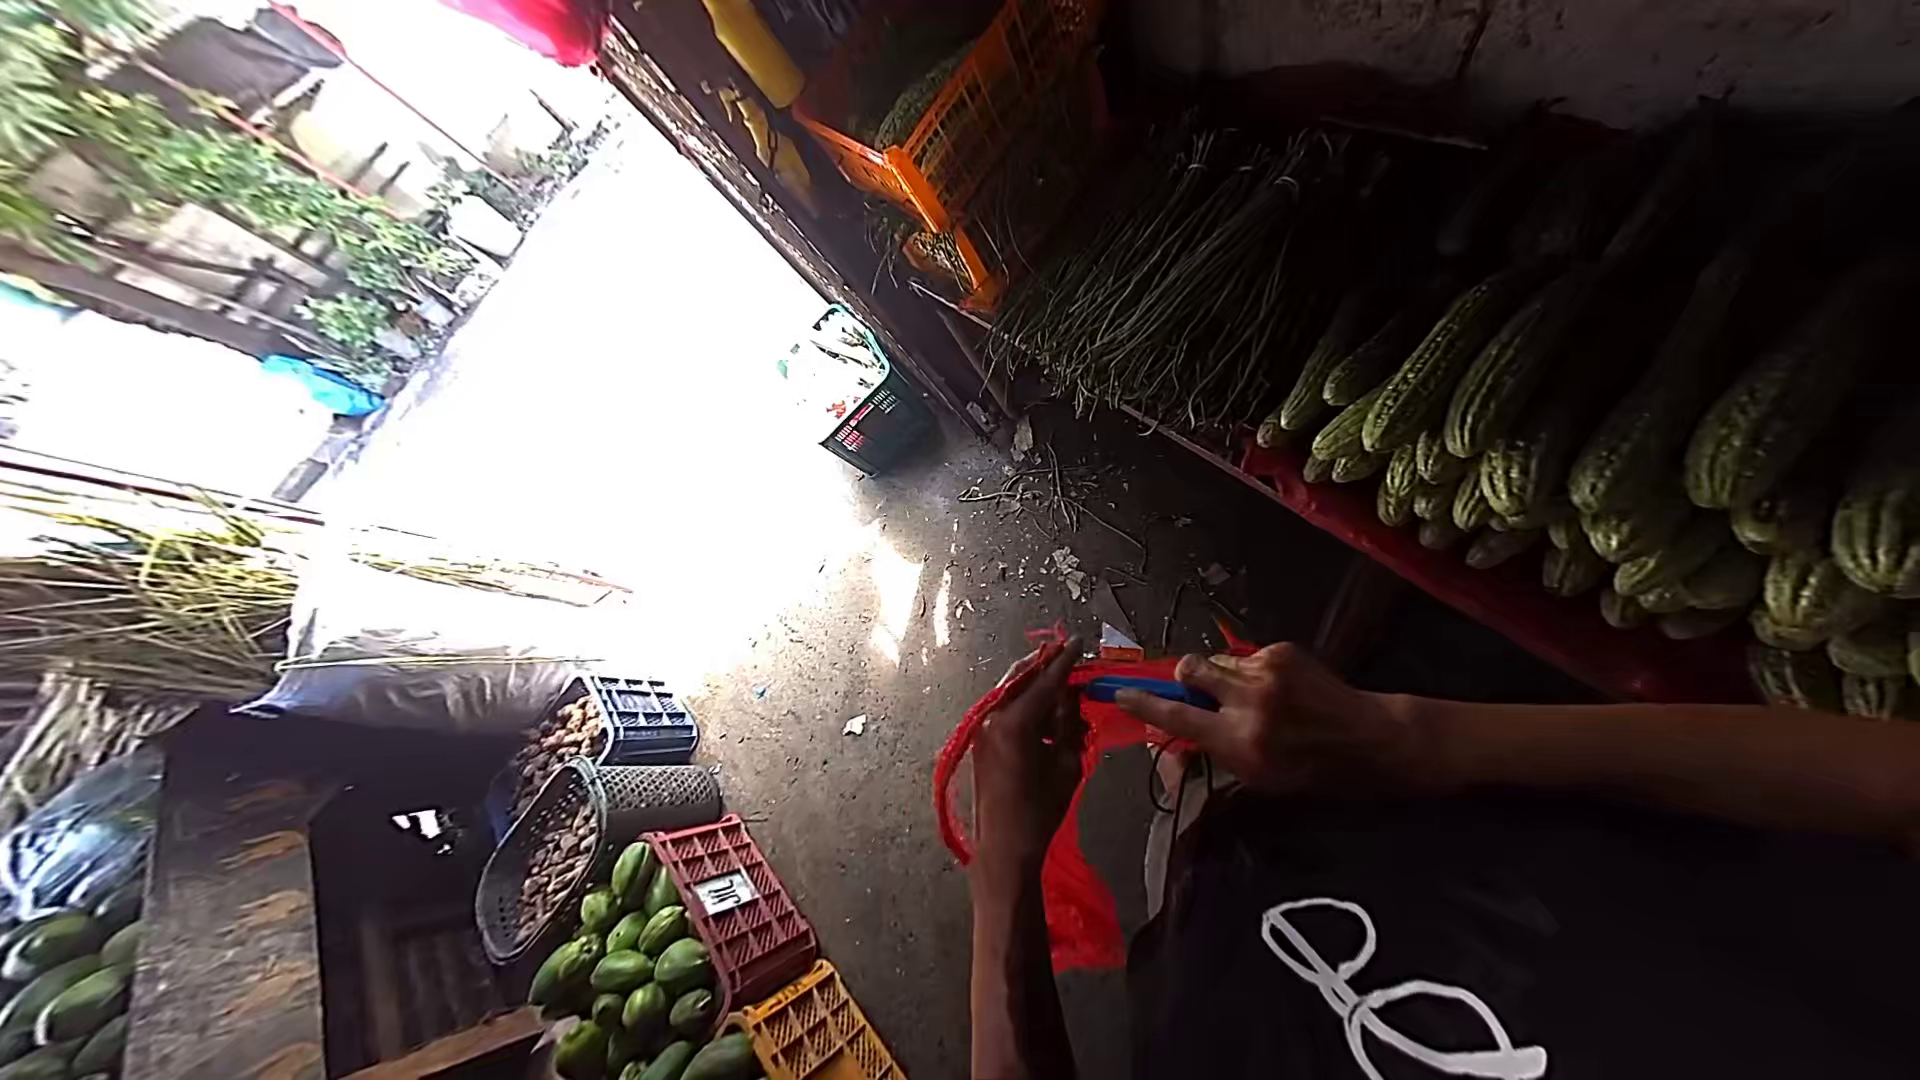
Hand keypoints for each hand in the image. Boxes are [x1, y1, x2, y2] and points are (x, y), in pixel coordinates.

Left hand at [971, 640, 1086, 883]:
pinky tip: (1044, 711)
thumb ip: (1068, 723)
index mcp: (1014, 722)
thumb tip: (1070, 694)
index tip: (1078, 641)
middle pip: (1022, 677)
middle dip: (1047, 665)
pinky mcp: (980, 736)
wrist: (1003, 847)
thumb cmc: (1040, 812)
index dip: (1065, 660)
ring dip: (1036, 685)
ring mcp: (982, 725)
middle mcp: (993, 716)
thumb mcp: (1067, 765)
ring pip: (1013, 690)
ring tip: (1063, 689)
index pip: (1045, 680)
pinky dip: (1025, 702)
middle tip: (1070, 657)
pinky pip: (1006, 706)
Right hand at [1114, 643, 1428, 795]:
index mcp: (1241, 742)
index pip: (1176, 718)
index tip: (1120, 694)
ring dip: (1219, 676)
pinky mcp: (1281, 651)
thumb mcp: (1256, 779)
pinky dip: (1250, 671)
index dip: (1143, 705)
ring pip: (1214, 660)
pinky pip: (1243, 656)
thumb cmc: (1311, 771)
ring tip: (1249, 694)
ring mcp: (1266, 672)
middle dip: (1186, 678)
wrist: (1373, 741)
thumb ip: (1208, 756)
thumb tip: (1166, 745)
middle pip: (1188, 669)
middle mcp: (1249, 703)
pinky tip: (1277, 688)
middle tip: (1202, 692)